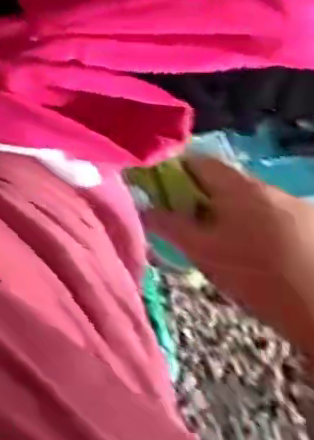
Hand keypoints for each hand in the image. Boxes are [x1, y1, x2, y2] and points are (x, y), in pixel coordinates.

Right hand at [145, 157, 313, 351]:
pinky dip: (258, 230)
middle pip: (224, 183)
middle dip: (200, 198)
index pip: (194, 161)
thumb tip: (142, 205)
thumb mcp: (196, 249)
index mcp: (245, 189)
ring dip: (231, 216)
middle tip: (185, 222)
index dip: (168, 172)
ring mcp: (308, 215)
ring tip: (222, 243)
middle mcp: (279, 193)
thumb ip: (162, 219)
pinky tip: (257, 255)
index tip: (155, 192)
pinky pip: (276, 220)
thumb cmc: (257, 277)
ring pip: (251, 204)